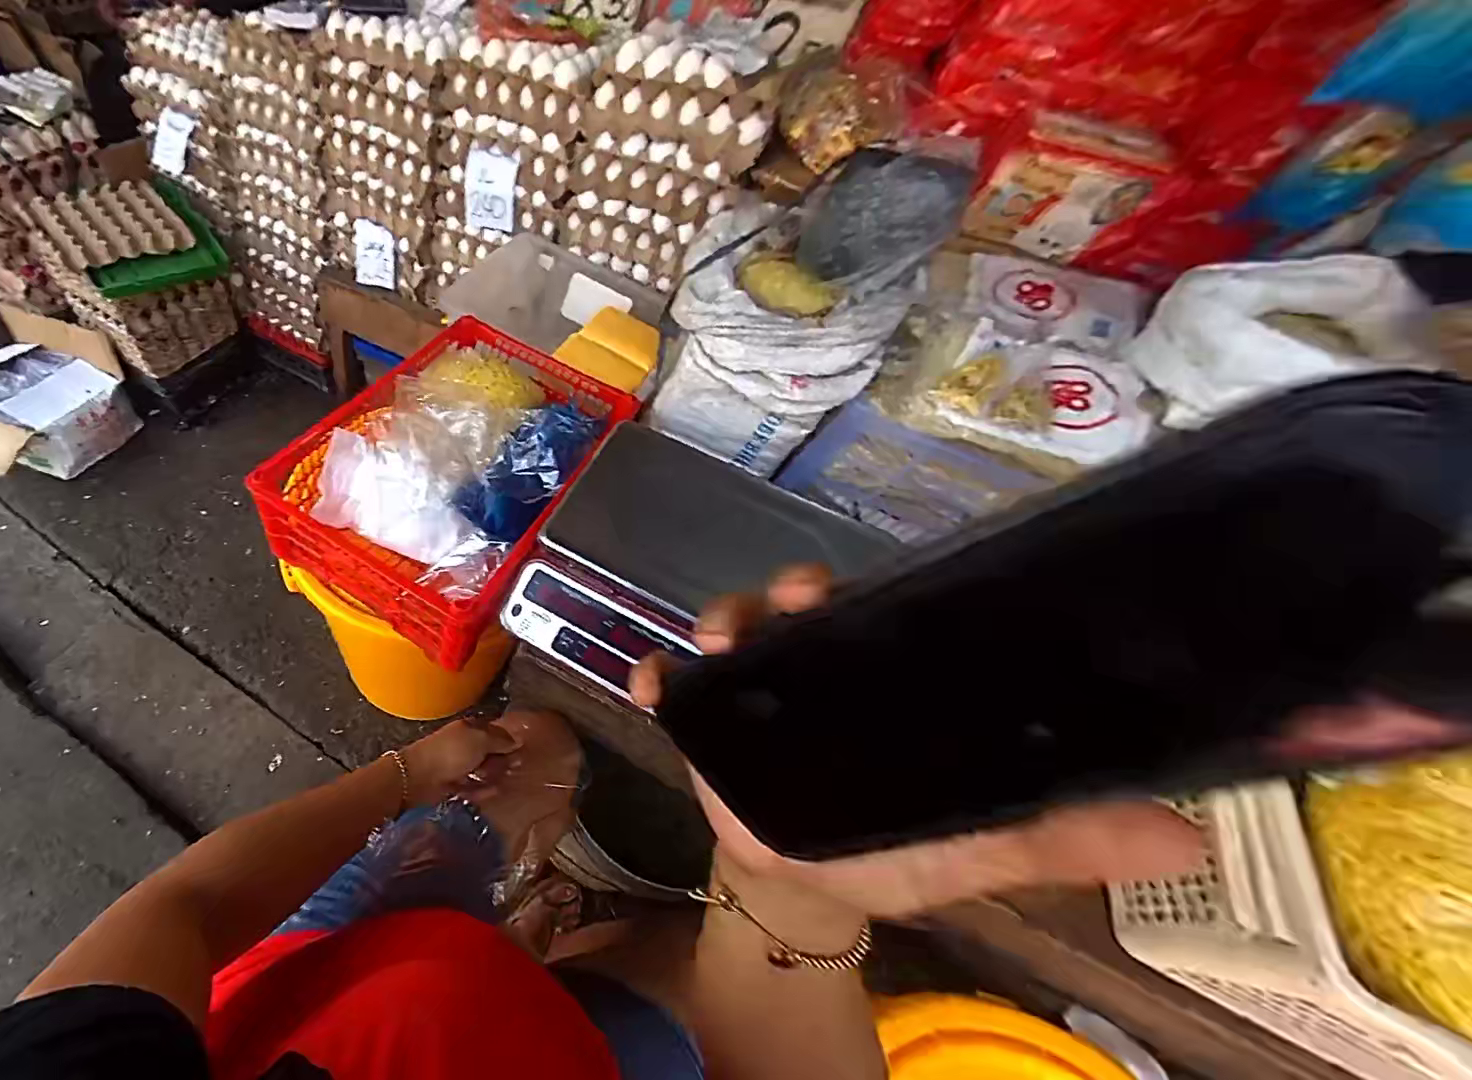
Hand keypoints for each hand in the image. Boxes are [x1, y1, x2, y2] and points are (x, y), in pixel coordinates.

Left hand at [397, 716, 518, 806]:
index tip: (523, 749)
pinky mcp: (454, 784)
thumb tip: (516, 740)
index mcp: (470, 728)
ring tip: (506, 781)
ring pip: (483, 770)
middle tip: (516, 767)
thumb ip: (500, 740)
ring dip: (494, 775)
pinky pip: (474, 787)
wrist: (419, 777)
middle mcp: (465, 745)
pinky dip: (483, 790)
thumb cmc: (451, 752)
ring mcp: (459, 765)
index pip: (495, 731)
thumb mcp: (480, 740)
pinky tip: (495, 792)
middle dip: (503, 759)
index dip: (508, 740)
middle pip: (490, 752)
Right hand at [629, 565, 1206, 920]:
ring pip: (729, 628)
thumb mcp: (974, 838)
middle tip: (789, 603)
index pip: (864, 612)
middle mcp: (807, 664)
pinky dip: (655, 675)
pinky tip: (646, 686)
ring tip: (715, 642)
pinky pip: (670, 681)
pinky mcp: (700, 713)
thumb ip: (1059, 832)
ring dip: (720, 619)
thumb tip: (1179, 827)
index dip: (850, 592)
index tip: (832, 590)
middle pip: (788, 608)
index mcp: (871, 674)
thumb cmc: (888, 850)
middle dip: (782, 593)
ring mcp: (749, 684)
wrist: (806, 884)